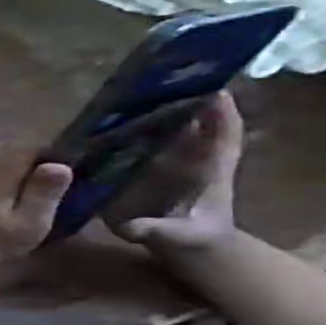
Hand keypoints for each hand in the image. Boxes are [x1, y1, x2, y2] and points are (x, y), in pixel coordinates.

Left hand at [0, 149, 72, 260]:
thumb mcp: (29, 223)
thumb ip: (43, 193)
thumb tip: (60, 165)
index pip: (23, 149)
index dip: (46, 152)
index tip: (63, 162)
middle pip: (4, 155)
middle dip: (27, 160)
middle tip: (47, 176)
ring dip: (8, 170)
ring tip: (27, 186)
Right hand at [102, 91, 240, 252]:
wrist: (190, 246)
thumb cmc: (191, 238)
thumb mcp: (173, 237)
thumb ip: (155, 230)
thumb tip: (131, 227)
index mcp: (209, 172)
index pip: (222, 139)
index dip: (222, 116)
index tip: (213, 91)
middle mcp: (192, 158)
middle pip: (195, 122)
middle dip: (183, 99)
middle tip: (158, 79)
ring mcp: (172, 159)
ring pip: (169, 127)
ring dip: (153, 108)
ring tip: (127, 90)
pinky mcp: (150, 164)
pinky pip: (141, 139)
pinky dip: (127, 125)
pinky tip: (103, 116)